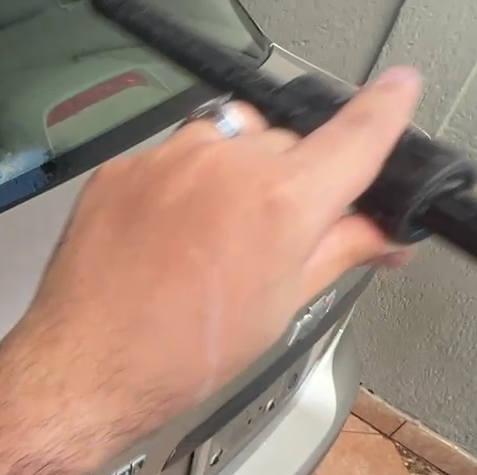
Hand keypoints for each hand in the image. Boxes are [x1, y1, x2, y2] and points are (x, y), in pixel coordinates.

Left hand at [0, 68, 423, 469]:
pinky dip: (174, 192)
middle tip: (263, 244)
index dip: (386, 114)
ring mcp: (163, 165)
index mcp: (278, 203)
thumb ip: (336, 253)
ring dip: (228, 182)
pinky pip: (166, 163)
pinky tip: (161, 243)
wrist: (81, 373)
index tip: (395, 99)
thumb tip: (379, 231)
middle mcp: (221, 168)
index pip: (360, 132)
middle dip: (287, 187)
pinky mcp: (118, 173)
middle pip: (286, 147)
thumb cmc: (167, 363)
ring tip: (202, 250)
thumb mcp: (275, 314)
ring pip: (224, 147)